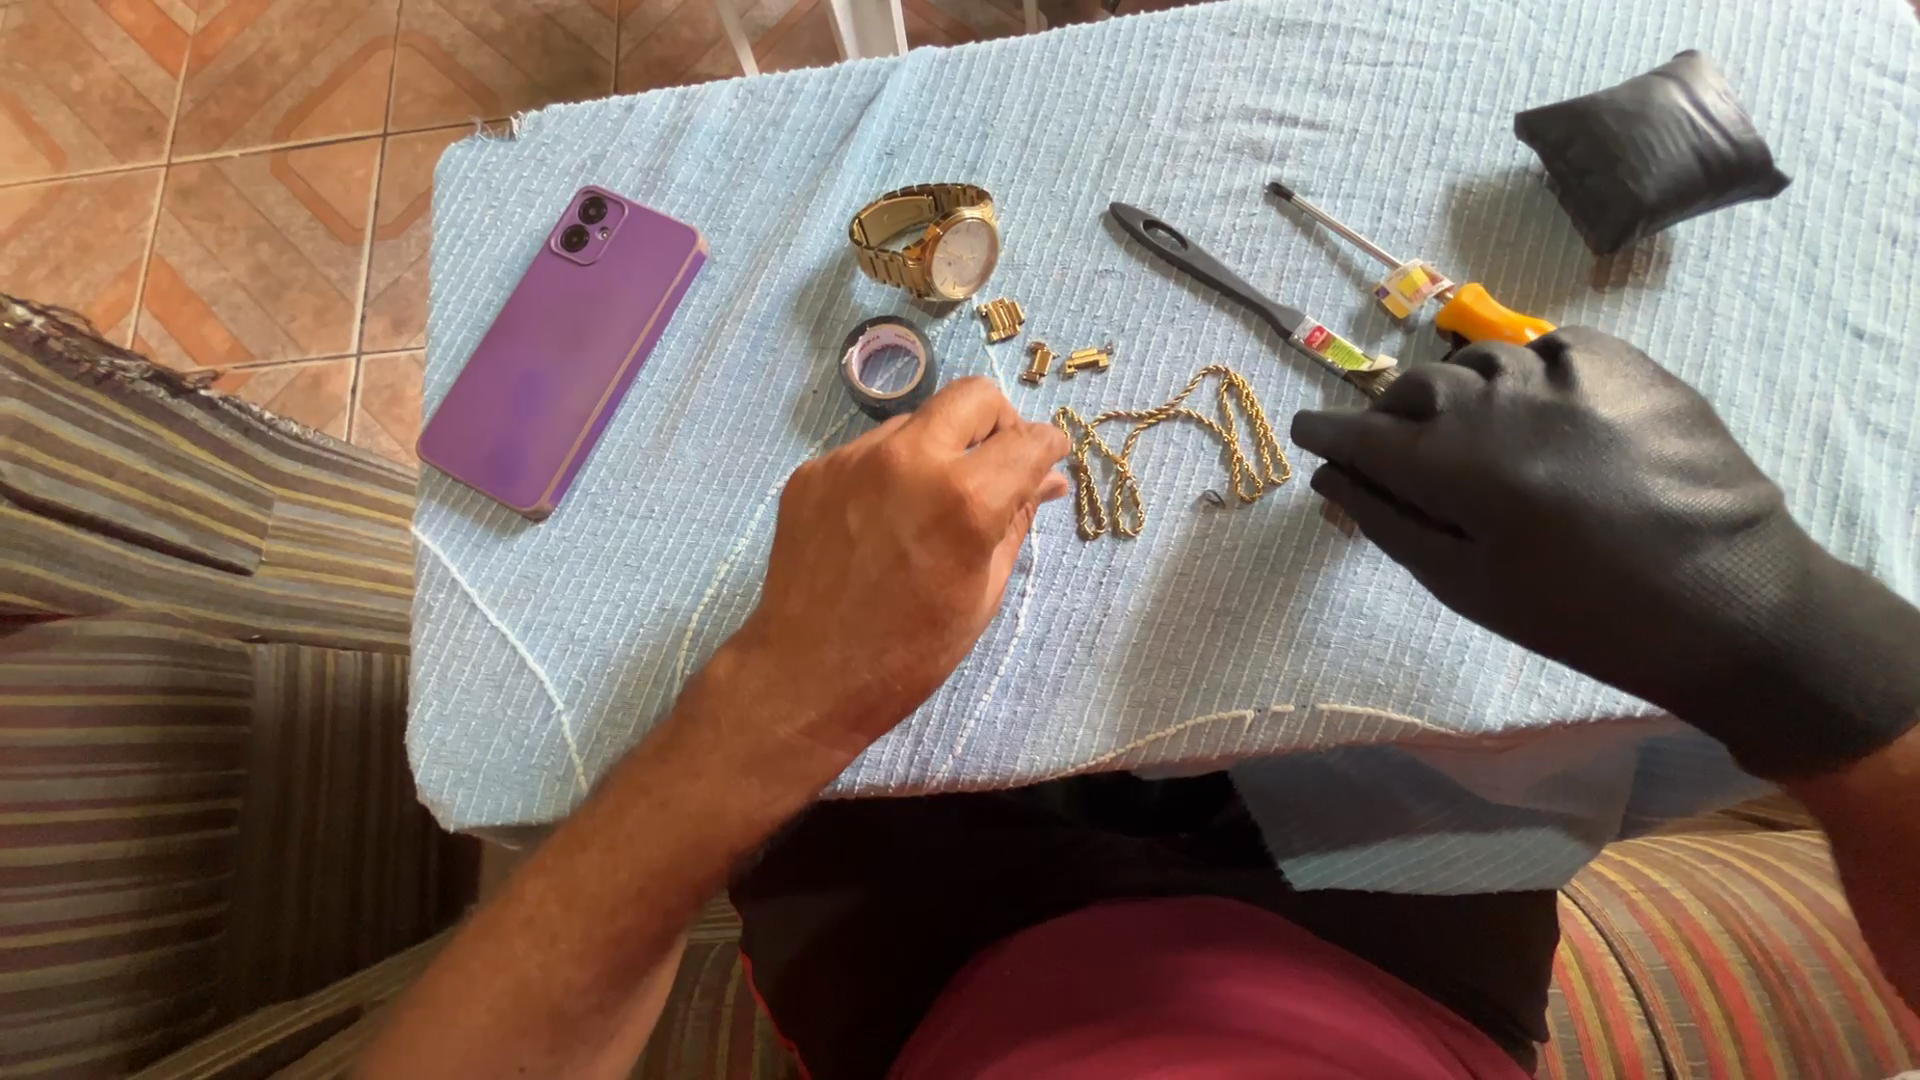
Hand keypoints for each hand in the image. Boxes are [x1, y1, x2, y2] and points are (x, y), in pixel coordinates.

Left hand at [730, 376, 1068, 766]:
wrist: (808, 677)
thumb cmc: (911, 652)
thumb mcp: (983, 591)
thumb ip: (1017, 521)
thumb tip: (1048, 480)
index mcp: (964, 498)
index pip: (1028, 440)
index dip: (1050, 446)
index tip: (1050, 456)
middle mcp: (908, 459)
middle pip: (972, 397)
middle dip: (999, 421)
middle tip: (996, 464)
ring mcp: (852, 460)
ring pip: (917, 422)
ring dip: (940, 448)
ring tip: (930, 505)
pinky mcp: (813, 471)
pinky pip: (870, 452)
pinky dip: (892, 472)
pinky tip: (883, 520)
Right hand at [1291, 327, 1919, 778]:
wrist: (1727, 603)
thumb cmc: (1571, 609)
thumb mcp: (1457, 580)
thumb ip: (1383, 520)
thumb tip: (1329, 477)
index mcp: (1447, 464)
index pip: (1357, 432)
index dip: (1323, 432)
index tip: (1308, 432)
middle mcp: (1493, 403)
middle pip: (1409, 389)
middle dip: (1389, 418)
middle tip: (1402, 454)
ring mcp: (1562, 374)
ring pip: (1472, 363)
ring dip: (1452, 394)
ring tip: (1473, 432)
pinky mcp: (1624, 363)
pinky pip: (1543, 345)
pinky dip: (1519, 372)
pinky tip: (1535, 407)